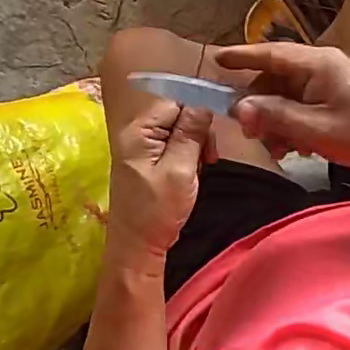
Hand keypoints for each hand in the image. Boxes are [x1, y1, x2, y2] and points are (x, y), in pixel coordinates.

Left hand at [106, 100, 212, 275]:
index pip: (175, 101)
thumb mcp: (180, 170)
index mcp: (139, 130)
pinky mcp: (149, 162)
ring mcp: (142, 149)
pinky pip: (175, 147)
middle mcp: (138, 134)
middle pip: (178, 114)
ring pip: (180, 132)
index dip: (197, 114)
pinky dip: (189, 157)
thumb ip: (191, 133)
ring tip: (201, 168)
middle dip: (199, 132)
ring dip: (196, 146)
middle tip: (208, 159)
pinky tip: (193, 173)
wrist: (137, 248)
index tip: (211, 138)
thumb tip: (204, 102)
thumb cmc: (156, 210)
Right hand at [216, 43, 349, 169]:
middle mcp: (320, 65)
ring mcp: (326, 80)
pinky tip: (291, 146)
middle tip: (248, 130)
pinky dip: (290, 123)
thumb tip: (238, 107)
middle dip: (259, 106)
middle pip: (274, 79)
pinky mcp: (331, 95)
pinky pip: (298, 104)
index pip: (271, 54)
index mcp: (318, 63)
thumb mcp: (313, 128)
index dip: (242, 56)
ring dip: (275, 120)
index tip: (216, 58)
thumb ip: (274, 116)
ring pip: (284, 95)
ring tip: (276, 147)